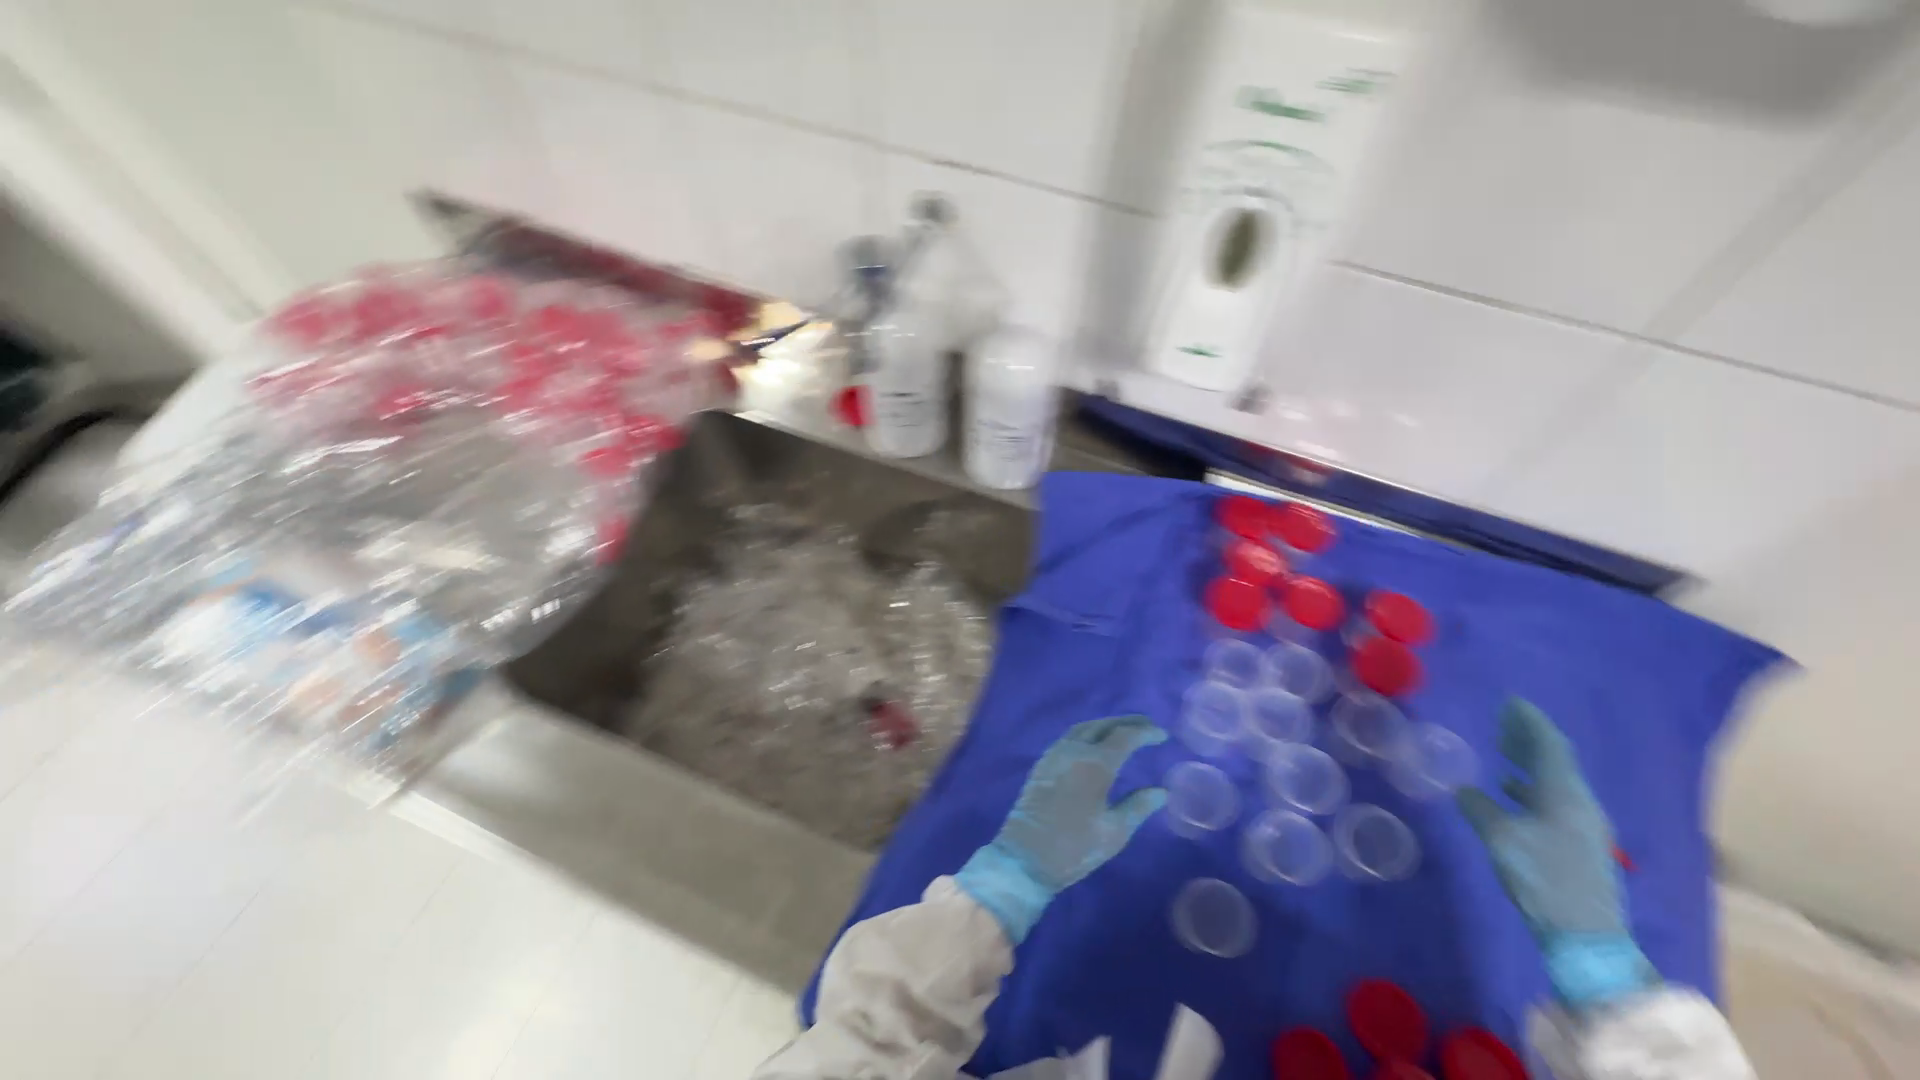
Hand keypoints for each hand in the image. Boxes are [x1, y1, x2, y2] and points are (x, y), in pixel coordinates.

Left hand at [954, 716, 1167, 943]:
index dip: (1145, 732)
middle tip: (1146, 725)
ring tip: (1123, 731)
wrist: (1025, 859)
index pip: (1125, 736)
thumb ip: (1138, 806)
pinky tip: (1093, 745)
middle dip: (1126, 722)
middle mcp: (1073, 751)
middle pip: (1102, 725)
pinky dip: (1086, 733)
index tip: (1162, 735)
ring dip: (1104, 725)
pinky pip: (1067, 738)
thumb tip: (1160, 791)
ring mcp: (1053, 755)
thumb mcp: (1115, 832)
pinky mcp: (1041, 765)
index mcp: (1095, 764)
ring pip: (1082, 728)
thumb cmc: (1074, 847)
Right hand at [1458, 699, 1657, 1009]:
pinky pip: (1555, 798)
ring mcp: (1584, 824)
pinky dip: (1532, 786)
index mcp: (1565, 794)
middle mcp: (1580, 802)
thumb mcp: (1501, 840)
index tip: (1510, 702)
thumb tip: (1463, 790)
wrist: (1586, 935)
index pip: (1550, 745)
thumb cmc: (1543, 878)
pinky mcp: (1579, 842)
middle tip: (1502, 720)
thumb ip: (1480, 809)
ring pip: (1556, 780)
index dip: (1529, 721)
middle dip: (1529, 737)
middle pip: (1556, 759)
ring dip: (1530, 761)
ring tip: (1503, 751)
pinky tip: (1512, 792)